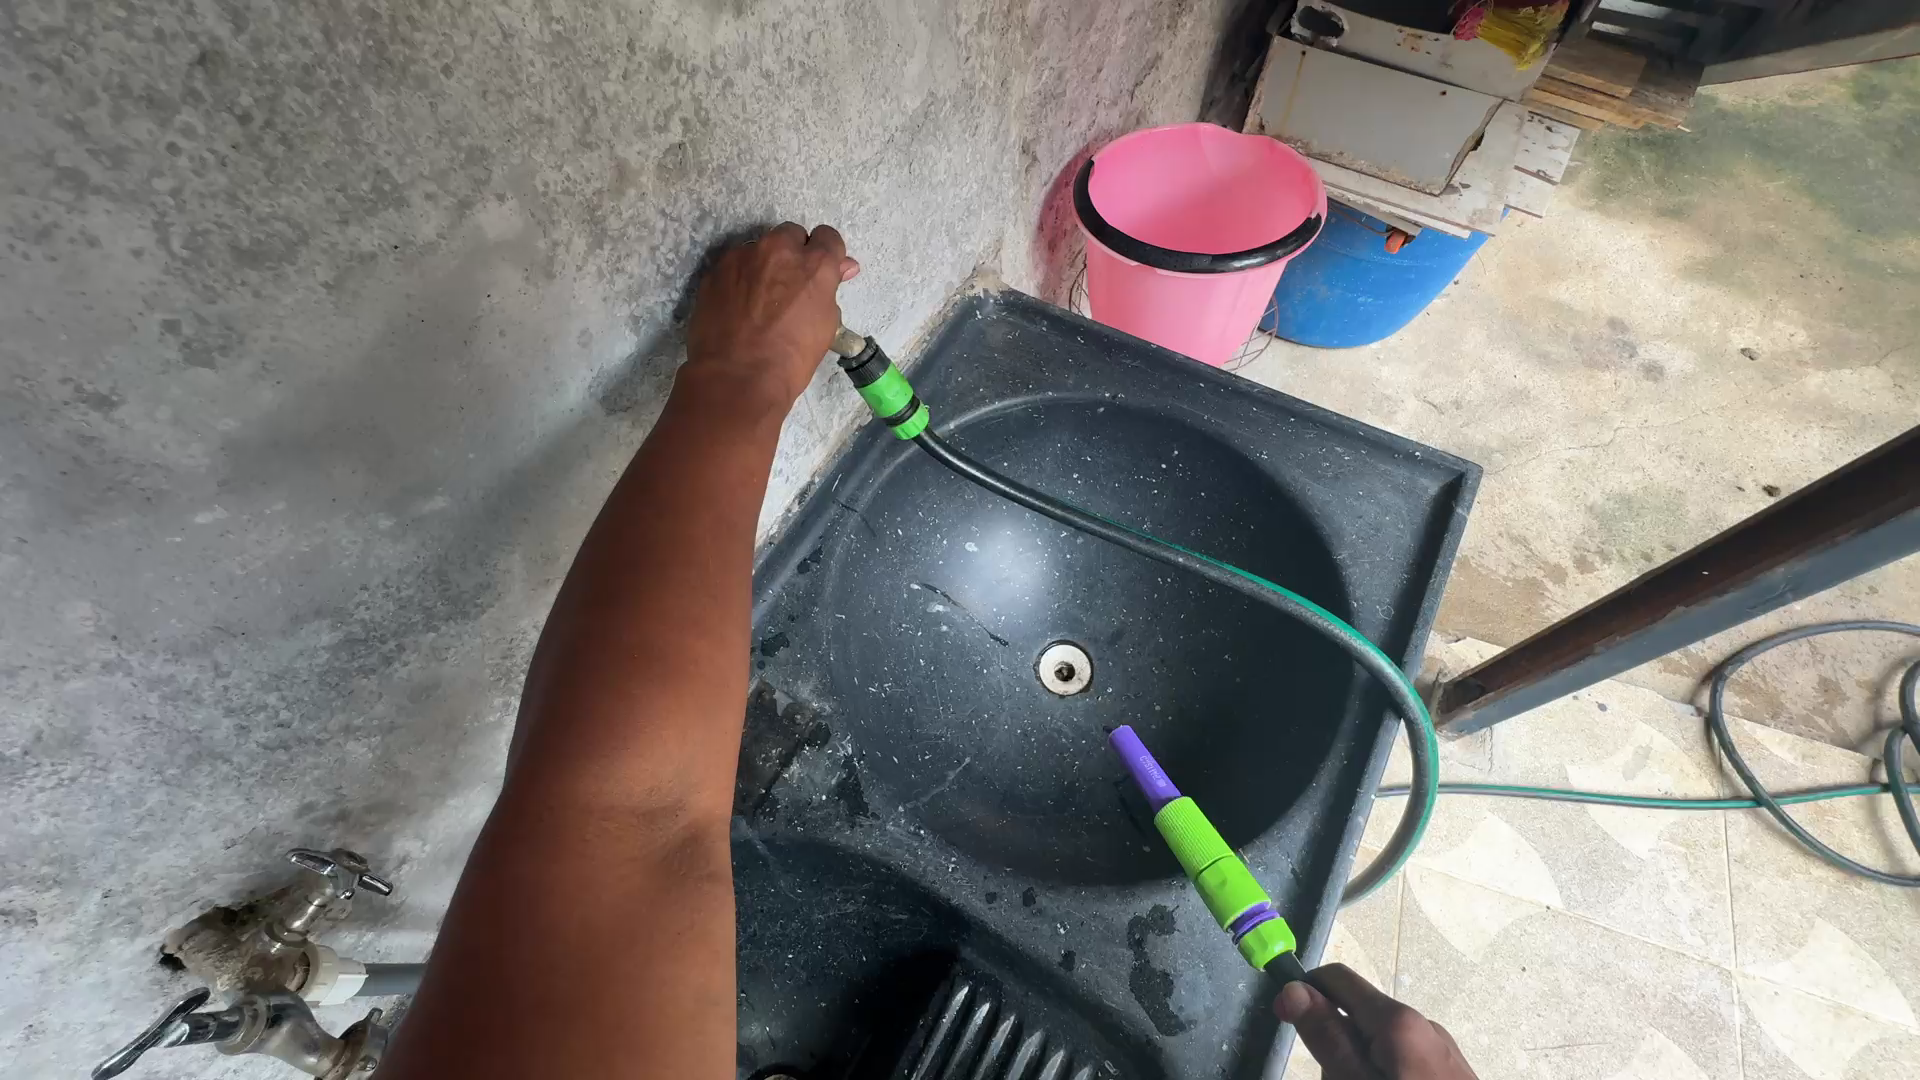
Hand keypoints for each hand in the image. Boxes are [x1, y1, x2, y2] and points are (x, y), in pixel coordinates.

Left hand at [682, 222, 859, 407]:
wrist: (738, 377)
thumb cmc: (791, 359)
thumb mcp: (825, 326)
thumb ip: (831, 289)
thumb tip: (842, 268)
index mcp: (814, 264)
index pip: (828, 238)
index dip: (826, 256)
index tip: (821, 274)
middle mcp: (779, 250)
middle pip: (791, 235)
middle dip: (794, 254)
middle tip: (791, 287)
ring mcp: (743, 256)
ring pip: (760, 248)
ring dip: (765, 265)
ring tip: (761, 301)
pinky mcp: (716, 269)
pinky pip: (735, 265)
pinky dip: (741, 279)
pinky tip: (740, 306)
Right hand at [1275, 964, 1477, 1079]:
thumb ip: (1325, 1036)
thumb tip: (1294, 989)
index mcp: (1398, 1021)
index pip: (1336, 978)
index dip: (1303, 993)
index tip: (1285, 1023)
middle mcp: (1425, 1028)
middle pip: (1357, 1017)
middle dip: (1336, 1047)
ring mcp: (1446, 1057)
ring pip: (1380, 1047)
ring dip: (1360, 1070)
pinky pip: (1405, 1069)